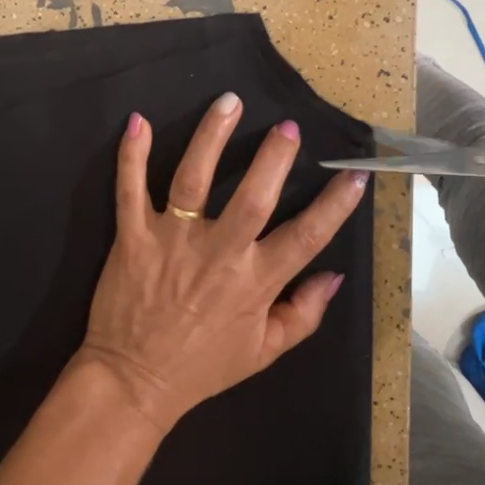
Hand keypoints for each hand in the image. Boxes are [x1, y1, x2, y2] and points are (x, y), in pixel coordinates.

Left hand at [74, 92, 368, 433]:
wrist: (134, 382)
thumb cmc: (202, 366)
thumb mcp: (264, 352)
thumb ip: (303, 314)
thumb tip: (334, 276)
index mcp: (254, 282)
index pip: (305, 237)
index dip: (335, 206)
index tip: (354, 174)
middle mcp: (218, 254)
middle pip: (252, 198)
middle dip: (273, 159)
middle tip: (288, 127)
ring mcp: (172, 242)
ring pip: (193, 180)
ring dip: (211, 138)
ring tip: (228, 103)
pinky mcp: (133, 237)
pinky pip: (131, 190)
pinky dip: (132, 156)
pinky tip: (138, 121)